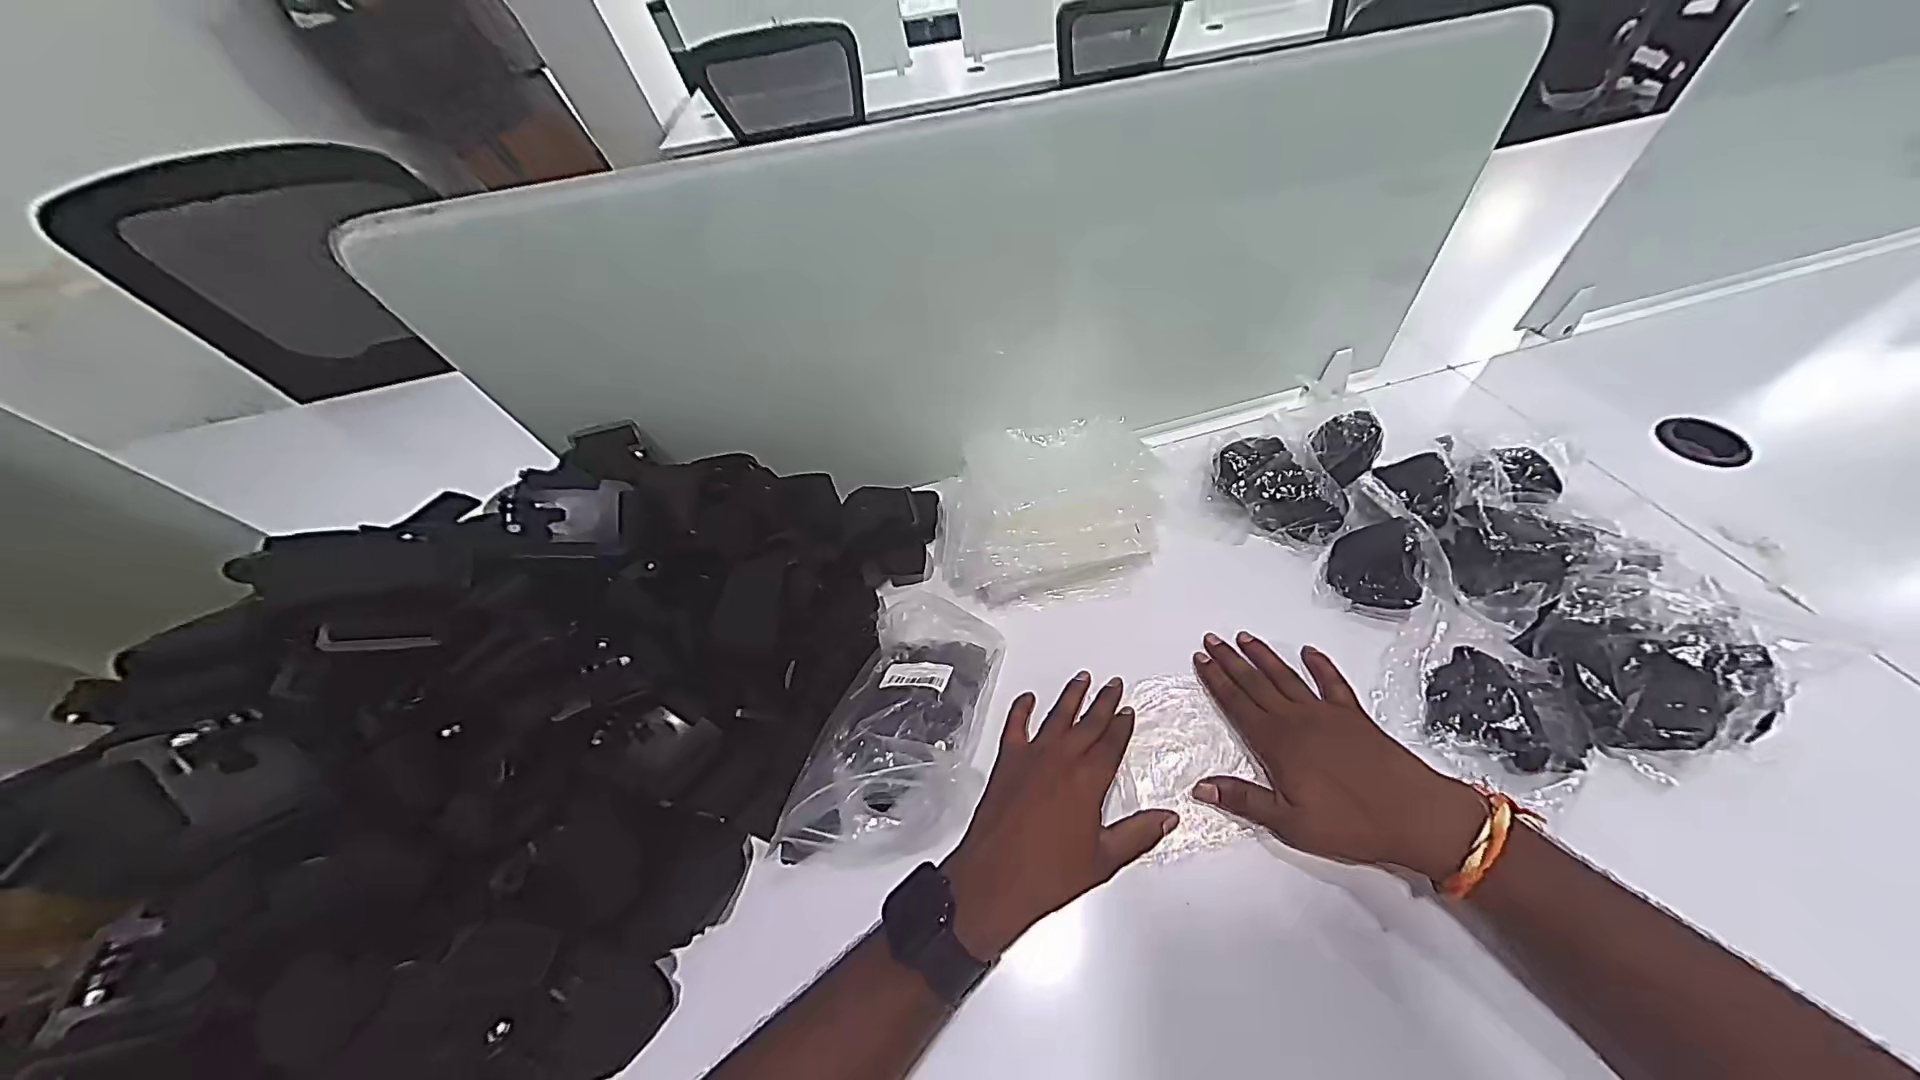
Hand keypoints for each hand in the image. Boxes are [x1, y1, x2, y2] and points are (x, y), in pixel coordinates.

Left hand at [939, 673, 1177, 958]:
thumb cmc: (1047, 874)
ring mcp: (1031, 758)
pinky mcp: (1006, 763)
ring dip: (1071, 697)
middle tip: (1113, 685)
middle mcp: (1061, 761)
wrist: (995, 879)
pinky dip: (1021, 710)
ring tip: (1081, 679)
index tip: (1128, 711)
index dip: (1122, 725)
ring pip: (1056, 717)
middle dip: (1103, 702)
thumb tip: (1167, 818)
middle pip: (1088, 723)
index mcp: (1087, 781)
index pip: (1111, 744)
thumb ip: (1138, 834)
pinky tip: (1027, 699)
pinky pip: (1015, 726)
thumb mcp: (1104, 859)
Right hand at [1190, 632, 1486, 884]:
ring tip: (1245, 639)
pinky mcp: (1354, 717)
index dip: (1216, 680)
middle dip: (1230, 659)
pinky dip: (1320, 665)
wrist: (1417, 817)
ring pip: (1285, 676)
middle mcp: (1298, 721)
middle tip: (1214, 641)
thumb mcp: (1290, 822)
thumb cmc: (1355, 823)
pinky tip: (1310, 653)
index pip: (1236, 703)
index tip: (1203, 661)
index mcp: (1278, 744)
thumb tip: (1204, 787)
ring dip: (1263, 655)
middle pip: (1255, 682)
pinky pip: (1331, 682)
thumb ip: (1244, 800)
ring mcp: (1326, 714)